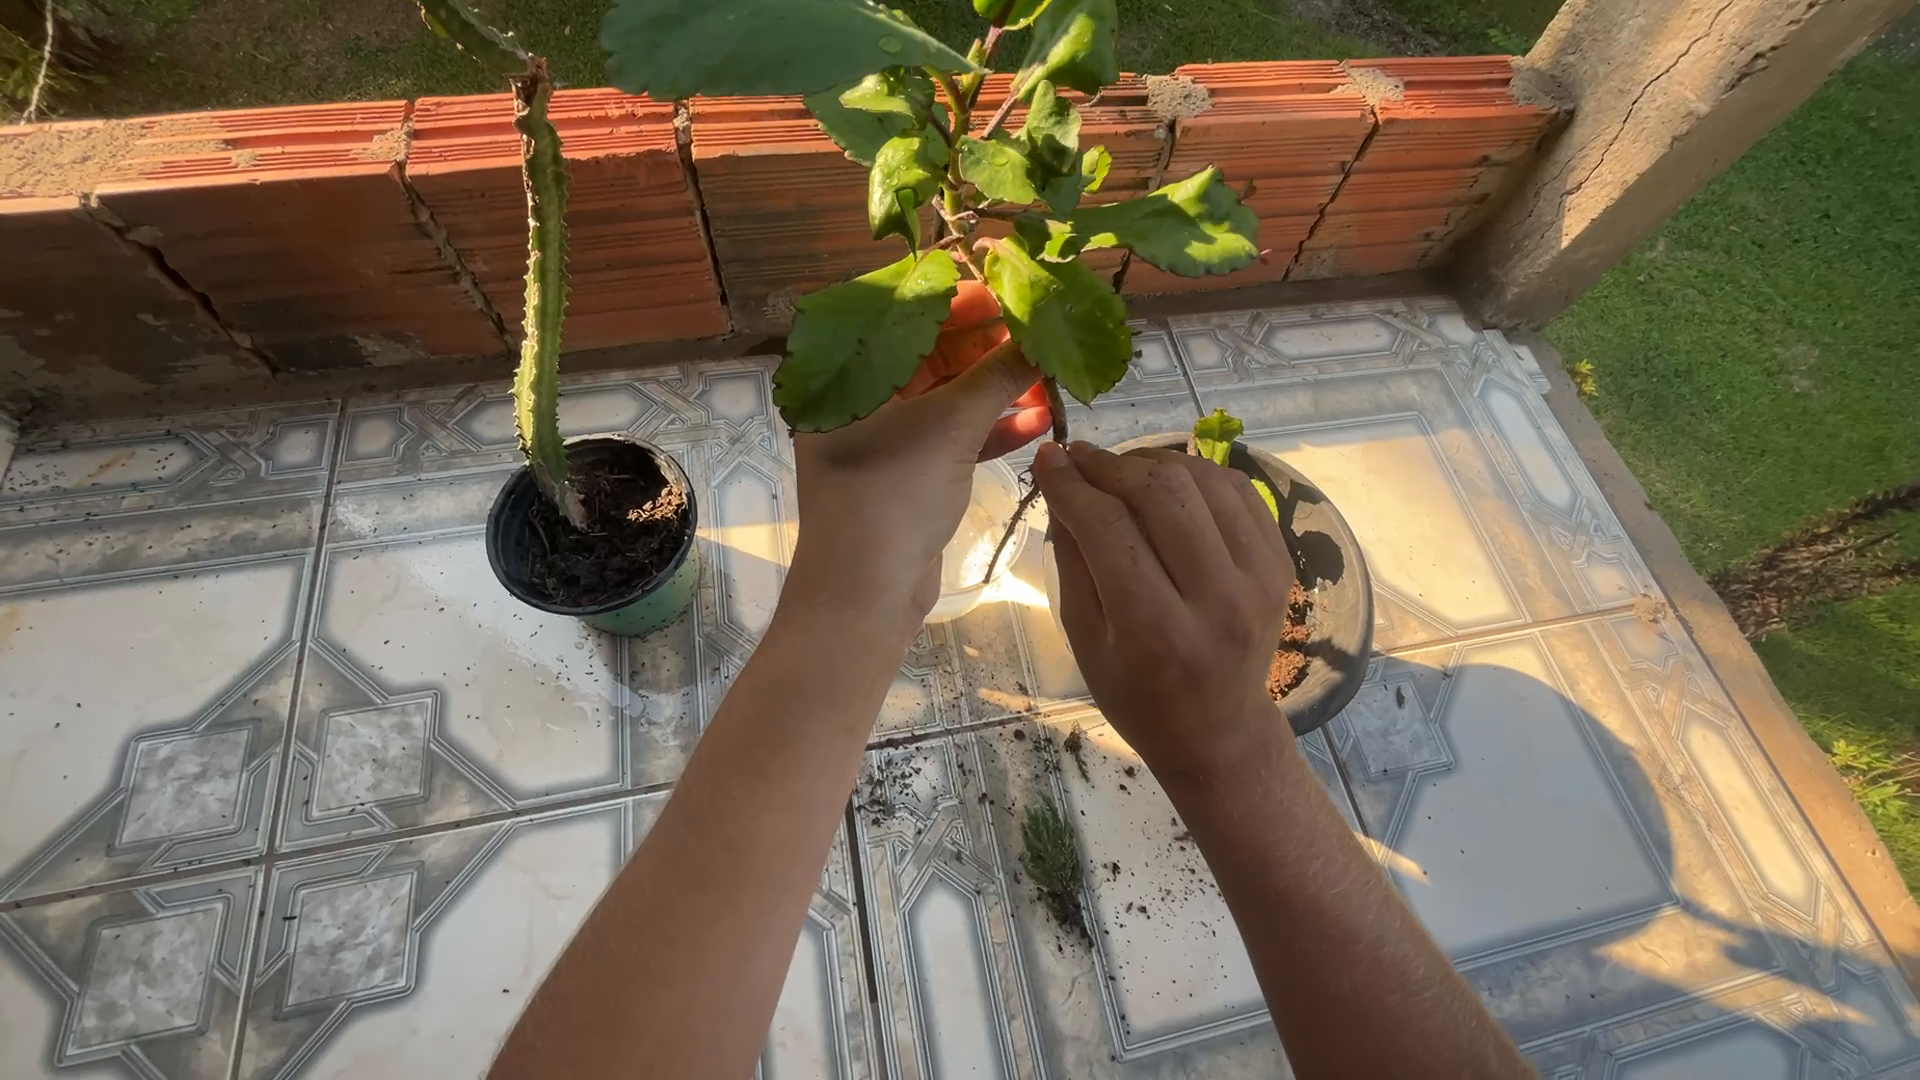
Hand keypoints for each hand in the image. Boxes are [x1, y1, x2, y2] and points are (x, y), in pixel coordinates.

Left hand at [789, 281, 1048, 627]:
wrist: (866, 594)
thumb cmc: (892, 496)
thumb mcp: (948, 427)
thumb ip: (999, 376)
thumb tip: (1044, 333)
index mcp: (845, 375)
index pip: (905, 316)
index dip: (960, 301)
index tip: (1012, 290)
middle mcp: (859, 400)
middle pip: (931, 357)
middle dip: (989, 349)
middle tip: (1039, 336)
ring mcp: (884, 439)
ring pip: (947, 400)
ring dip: (997, 391)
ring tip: (1048, 377)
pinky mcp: (908, 474)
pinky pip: (952, 438)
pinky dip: (989, 431)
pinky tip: (1037, 421)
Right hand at [1034, 440, 1298, 786]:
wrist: (1216, 730)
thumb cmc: (1134, 695)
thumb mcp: (1084, 639)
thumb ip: (1073, 559)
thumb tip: (1062, 485)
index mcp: (1156, 631)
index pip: (1109, 528)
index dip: (1072, 484)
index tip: (1048, 460)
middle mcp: (1217, 600)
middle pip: (1161, 493)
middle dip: (1110, 464)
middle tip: (1081, 459)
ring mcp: (1260, 579)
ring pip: (1202, 480)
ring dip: (1151, 461)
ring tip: (1119, 470)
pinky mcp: (1280, 564)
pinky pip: (1238, 490)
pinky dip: (1195, 473)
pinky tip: (1166, 481)